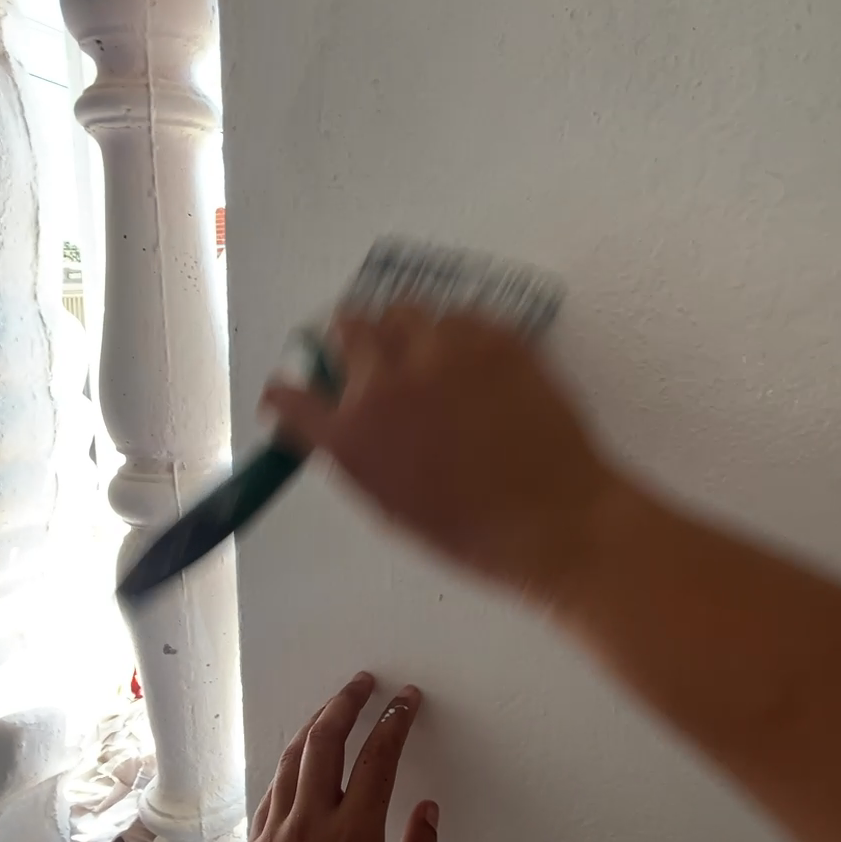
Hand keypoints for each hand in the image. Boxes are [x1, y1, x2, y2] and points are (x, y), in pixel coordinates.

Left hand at [220, 673, 439, 841]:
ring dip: (316, 722)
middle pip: (326, 739)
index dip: (396, 720)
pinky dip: (291, 761)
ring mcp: (275, 833)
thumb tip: (428, 812)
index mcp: (353, 839)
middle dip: (347, 701)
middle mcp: (310, 825)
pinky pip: (273, 787)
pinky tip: (301, 755)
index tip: (406, 700)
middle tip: (364, 682)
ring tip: (334, 704)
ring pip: (293, 756)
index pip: (378, 758)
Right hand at [263, 308, 621, 599]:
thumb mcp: (389, 506)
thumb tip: (339, 421)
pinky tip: (468, 362)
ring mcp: (443, 353)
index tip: (290, 390)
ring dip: (400, 329)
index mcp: (354, 436)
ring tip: (420, 354)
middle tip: (360, 351)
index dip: (284, 391)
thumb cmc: (470, 533)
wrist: (556, 521)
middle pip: (345, 323)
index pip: (290, 395)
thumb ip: (354, 454)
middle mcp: (388, 382)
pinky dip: (453, 334)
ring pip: (403, 308)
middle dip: (344, 336)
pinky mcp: (494, 337)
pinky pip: (459, 315)